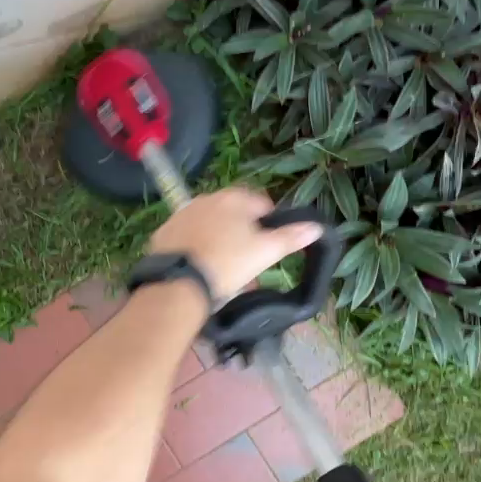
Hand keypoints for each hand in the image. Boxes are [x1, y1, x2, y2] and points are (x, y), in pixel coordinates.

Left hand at [147, 188, 322, 300]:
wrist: (179, 282)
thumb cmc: (228, 263)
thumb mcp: (265, 252)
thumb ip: (291, 237)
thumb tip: (316, 227)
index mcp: (234, 198)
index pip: (261, 204)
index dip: (269, 224)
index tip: (269, 246)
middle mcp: (206, 198)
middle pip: (233, 214)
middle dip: (243, 233)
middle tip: (247, 260)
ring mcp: (182, 214)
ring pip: (209, 225)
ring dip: (219, 240)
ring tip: (223, 268)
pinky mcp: (164, 233)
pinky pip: (187, 238)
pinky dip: (195, 248)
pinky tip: (199, 267)